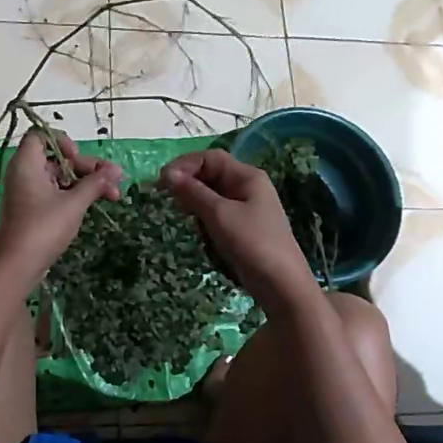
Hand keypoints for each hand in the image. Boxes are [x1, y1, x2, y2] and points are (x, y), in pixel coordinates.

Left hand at [0, 129, 120, 277]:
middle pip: (57, 158)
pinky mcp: (32, 210)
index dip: (62, 141)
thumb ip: (95, 184)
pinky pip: (55, 193)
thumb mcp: (74, 203)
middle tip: (113, 179)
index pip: (40, 135)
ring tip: (114, 195)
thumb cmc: (43, 227)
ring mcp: (27, 193)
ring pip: (60, 177)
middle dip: (87, 167)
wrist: (17, 265)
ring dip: (86, 182)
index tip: (77, 158)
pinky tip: (97, 202)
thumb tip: (115, 171)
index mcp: (26, 163)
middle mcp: (24, 173)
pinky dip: (74, 195)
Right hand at [160, 148, 317, 313]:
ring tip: (181, 215)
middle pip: (210, 173)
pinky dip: (202, 216)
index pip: (209, 158)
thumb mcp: (218, 214)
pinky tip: (197, 229)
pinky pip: (216, 212)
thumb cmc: (251, 243)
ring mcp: (245, 207)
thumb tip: (167, 174)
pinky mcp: (241, 226)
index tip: (161, 182)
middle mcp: (247, 186)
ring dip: (193, 200)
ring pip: (211, 194)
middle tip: (167, 199)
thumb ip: (192, 192)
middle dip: (187, 183)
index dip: (183, 165)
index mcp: (246, 176)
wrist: (281, 283)